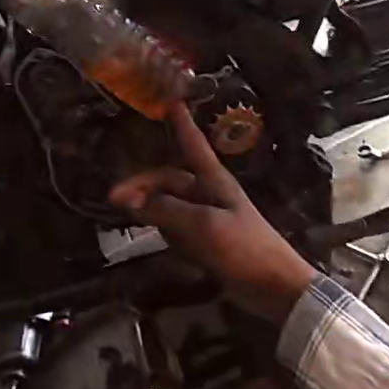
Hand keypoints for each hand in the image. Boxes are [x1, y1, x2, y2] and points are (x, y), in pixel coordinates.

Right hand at [108, 104, 317, 322]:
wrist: (274, 287)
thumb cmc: (244, 247)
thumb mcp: (203, 226)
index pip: (193, 144)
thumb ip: (167, 210)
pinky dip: (164, 231)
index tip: (170, 102)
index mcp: (214, 180)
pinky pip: (176, 228)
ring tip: (125, 213)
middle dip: (143, 185)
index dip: (181, 124)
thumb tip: (130, 199)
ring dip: (150, 208)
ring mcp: (207, 217)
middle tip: (114, 199)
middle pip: (169, 180)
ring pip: (169, 204)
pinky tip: (155, 239)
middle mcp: (208, 193)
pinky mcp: (206, 240)